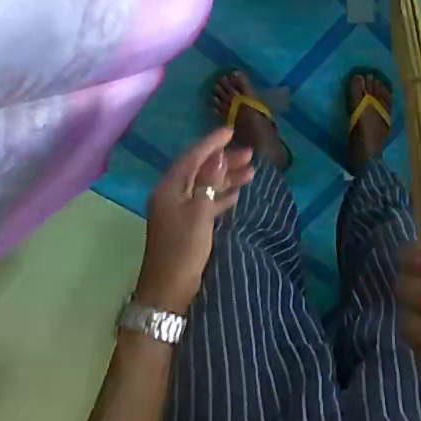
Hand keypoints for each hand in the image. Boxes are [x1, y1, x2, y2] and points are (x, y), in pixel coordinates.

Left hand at [136, 127, 255, 313]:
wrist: (168, 290)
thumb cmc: (184, 249)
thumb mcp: (200, 213)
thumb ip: (209, 183)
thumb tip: (217, 156)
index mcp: (170, 189)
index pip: (193, 158)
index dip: (212, 143)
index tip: (231, 131)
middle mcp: (172, 195)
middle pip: (200, 170)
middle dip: (224, 161)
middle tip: (250, 154)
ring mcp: (179, 211)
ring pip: (205, 186)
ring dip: (226, 177)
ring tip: (251, 171)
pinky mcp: (187, 226)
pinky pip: (207, 201)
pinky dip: (222, 195)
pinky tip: (237, 193)